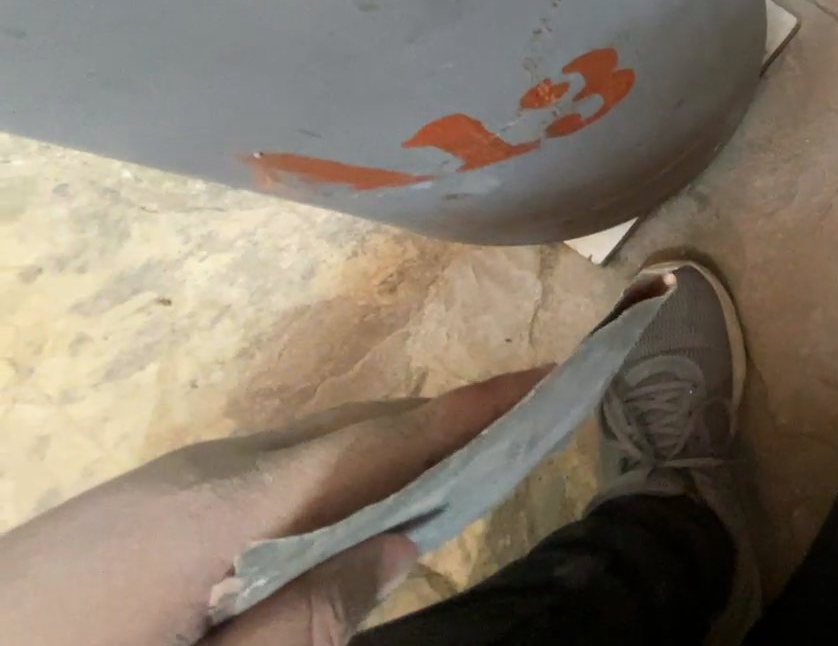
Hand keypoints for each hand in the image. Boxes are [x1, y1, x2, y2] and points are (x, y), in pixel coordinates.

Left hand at [0, 368, 546, 645]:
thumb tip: (405, 541)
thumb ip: (311, 619)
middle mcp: (206, 468)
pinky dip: (327, 478)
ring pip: (310, 447)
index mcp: (225, 508)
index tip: (548, 374)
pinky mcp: (132, 501)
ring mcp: (162, 480)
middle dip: (438, 430)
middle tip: (503, 445)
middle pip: (356, 430)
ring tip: (426, 490)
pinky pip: (266, 468)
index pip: (387, 437)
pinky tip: (323, 524)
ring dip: (381, 459)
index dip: (474, 407)